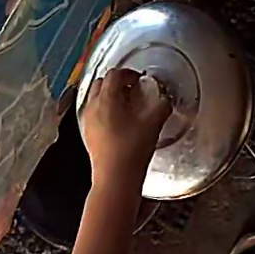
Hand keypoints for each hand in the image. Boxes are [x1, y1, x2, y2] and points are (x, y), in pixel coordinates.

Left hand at [80, 68, 172, 191]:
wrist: (115, 180)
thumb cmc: (133, 149)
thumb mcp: (153, 124)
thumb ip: (162, 106)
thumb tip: (166, 99)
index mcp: (107, 99)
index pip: (114, 74)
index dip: (128, 73)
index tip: (140, 79)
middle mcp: (93, 106)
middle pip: (101, 83)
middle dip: (116, 82)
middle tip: (133, 89)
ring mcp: (87, 121)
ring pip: (95, 97)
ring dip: (109, 95)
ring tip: (127, 105)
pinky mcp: (87, 134)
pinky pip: (94, 112)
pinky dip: (105, 109)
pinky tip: (119, 122)